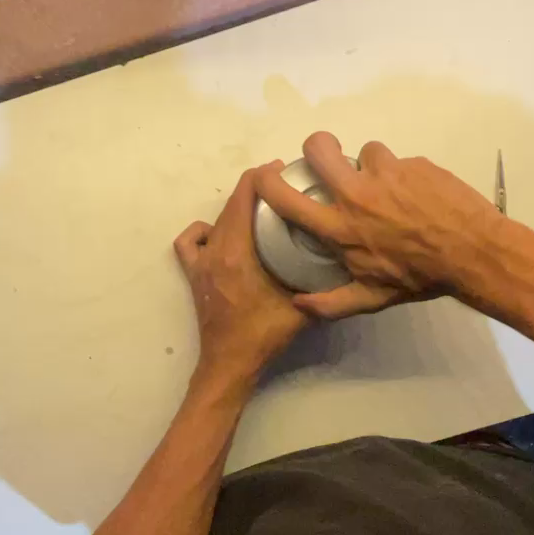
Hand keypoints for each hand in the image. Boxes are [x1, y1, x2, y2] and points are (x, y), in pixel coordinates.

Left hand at [174, 163, 308, 380]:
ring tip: (259, 213)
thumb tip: (342, 261)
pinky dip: (205, 232)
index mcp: (236, 252)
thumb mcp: (301, 306)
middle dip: (255, 190)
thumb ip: (320, 285)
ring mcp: (200, 263)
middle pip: (230, 205)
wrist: (229, 363)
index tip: (282, 171)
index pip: (243, 198)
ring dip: (235, 210)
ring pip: (215, 221)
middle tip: (282, 191)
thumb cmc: (264, 335)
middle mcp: (214, 251)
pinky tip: (222, 236)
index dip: (262, 177)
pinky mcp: (194, 275)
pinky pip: (191, 243)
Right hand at [252, 131, 524, 318]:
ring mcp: (387, 173)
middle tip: (327, 161)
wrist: (475, 253)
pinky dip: (403, 175)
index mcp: (339, 227)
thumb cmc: (419, 279)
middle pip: (318, 147)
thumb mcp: (371, 299)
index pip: (286, 198)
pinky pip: (400, 162)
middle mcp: (356, 194)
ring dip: (370, 166)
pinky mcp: (415, 164)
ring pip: (365, 152)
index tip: (265, 177)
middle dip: (316, 147)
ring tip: (387, 187)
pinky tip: (417, 195)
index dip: (266, 182)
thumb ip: (330, 303)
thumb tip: (297, 304)